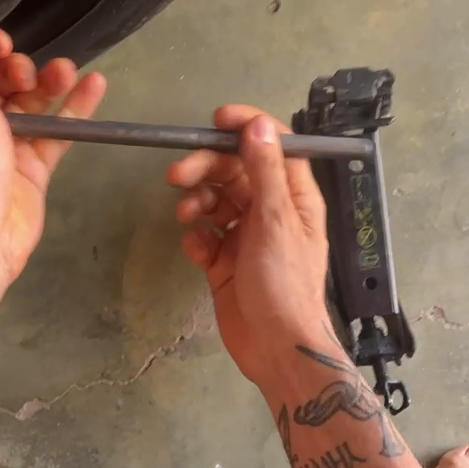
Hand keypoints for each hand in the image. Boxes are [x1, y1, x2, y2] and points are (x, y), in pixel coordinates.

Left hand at [0, 0, 106, 286]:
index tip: (1, 44)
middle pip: (0, 77)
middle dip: (16, 67)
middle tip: (23, 76)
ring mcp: (3, 144)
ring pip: (31, 102)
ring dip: (49, 82)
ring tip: (67, 71)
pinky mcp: (32, 168)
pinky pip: (55, 131)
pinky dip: (74, 109)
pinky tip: (93, 86)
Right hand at [167, 106, 330, 384]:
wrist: (275, 346)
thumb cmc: (284, 284)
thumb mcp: (276, 222)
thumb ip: (265, 172)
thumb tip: (258, 126)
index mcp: (293, 197)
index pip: (271, 147)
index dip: (246, 128)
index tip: (215, 121)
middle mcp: (269, 212)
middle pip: (234, 172)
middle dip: (206, 168)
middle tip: (176, 174)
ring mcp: (245, 239)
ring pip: (215, 204)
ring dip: (196, 202)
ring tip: (185, 215)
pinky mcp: (225, 265)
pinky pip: (205, 238)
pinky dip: (196, 238)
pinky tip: (196, 250)